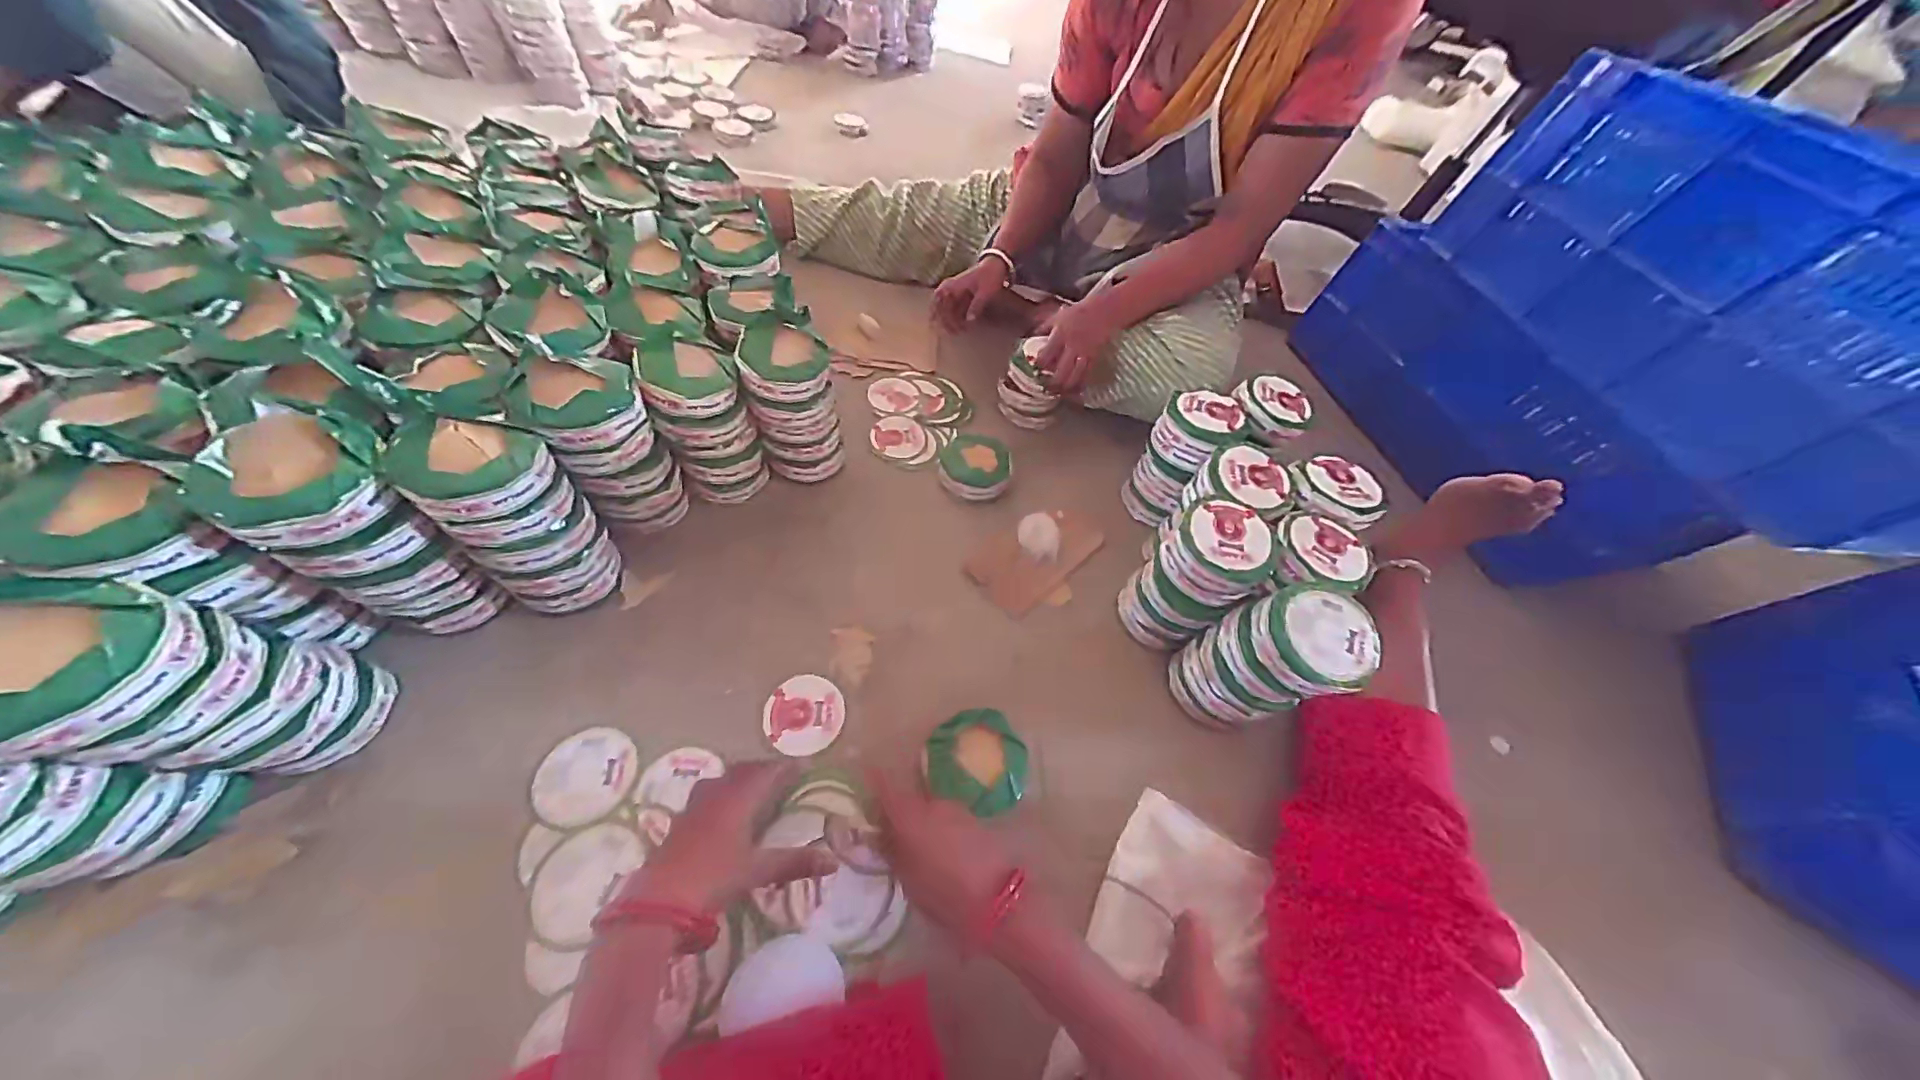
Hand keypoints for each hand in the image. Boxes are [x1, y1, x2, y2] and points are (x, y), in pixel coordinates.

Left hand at [619, 760, 835, 912]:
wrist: (659, 901)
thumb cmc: (713, 877)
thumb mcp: (758, 870)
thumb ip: (795, 862)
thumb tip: (833, 862)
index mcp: (739, 798)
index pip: (768, 772)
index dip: (787, 767)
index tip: (805, 766)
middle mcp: (717, 794)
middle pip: (743, 770)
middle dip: (765, 769)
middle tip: (783, 775)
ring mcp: (694, 807)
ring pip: (722, 780)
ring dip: (740, 778)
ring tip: (754, 788)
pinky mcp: (679, 823)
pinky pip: (706, 796)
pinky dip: (721, 795)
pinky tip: (722, 812)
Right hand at [870, 767, 1018, 941]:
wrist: (995, 899)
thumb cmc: (941, 892)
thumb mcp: (906, 876)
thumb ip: (890, 848)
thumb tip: (878, 830)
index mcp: (910, 815)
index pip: (885, 785)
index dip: (874, 780)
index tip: (865, 780)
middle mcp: (932, 803)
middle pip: (908, 796)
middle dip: (898, 810)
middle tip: (891, 833)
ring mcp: (955, 808)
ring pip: (929, 807)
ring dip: (921, 820)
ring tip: (919, 847)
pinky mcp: (973, 819)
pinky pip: (947, 818)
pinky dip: (939, 828)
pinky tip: (942, 851)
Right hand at [932, 256, 1009, 332]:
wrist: (994, 265)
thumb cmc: (989, 277)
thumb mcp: (985, 292)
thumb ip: (976, 306)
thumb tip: (969, 321)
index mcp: (952, 286)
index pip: (942, 306)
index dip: (947, 320)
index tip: (955, 330)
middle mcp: (948, 287)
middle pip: (938, 307)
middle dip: (943, 322)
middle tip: (951, 334)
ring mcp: (951, 290)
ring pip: (940, 307)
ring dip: (943, 319)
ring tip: (949, 332)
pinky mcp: (956, 293)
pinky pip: (946, 305)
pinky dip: (947, 315)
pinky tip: (951, 324)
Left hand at [1034, 298, 1121, 394]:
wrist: (1103, 310)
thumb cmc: (1078, 313)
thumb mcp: (1058, 317)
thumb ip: (1044, 328)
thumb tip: (1030, 338)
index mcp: (1060, 334)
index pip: (1046, 354)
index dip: (1040, 365)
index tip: (1036, 369)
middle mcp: (1072, 345)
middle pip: (1061, 370)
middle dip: (1053, 382)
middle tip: (1047, 388)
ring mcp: (1085, 353)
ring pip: (1075, 375)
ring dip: (1067, 386)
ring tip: (1060, 392)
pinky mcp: (1095, 357)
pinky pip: (1087, 373)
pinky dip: (1081, 383)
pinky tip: (1076, 389)